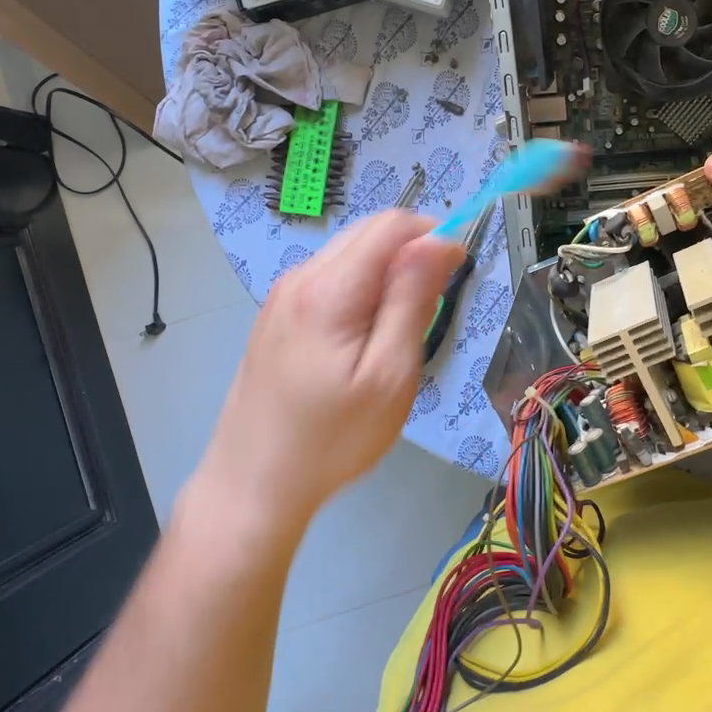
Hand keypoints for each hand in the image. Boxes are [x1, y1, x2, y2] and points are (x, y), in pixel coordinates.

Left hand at [199, 212, 463, 512]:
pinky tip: (365, 337)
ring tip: (400, 329)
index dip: (434, 234)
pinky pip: (330, 278)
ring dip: (387, 271)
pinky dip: (361, 288)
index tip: (458, 273)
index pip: (392, 225)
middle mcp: (300, 278)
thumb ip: (413, 300)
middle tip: (431, 308)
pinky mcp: (276, 316)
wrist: (252, 486)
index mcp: (330, 289)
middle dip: (411, 252)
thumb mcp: (390, 375)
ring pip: (349, 253)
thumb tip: (439, 241)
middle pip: (369, 232)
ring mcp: (282, 296)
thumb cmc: (332, 439)